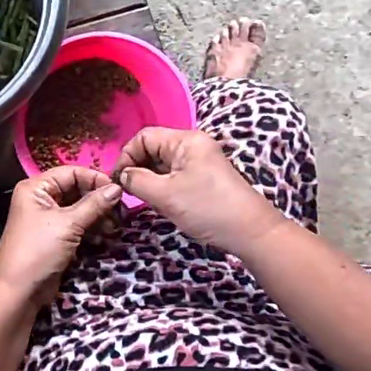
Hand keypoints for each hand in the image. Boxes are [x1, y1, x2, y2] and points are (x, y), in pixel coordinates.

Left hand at [0, 166, 123, 301]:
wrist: (19, 290)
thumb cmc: (39, 249)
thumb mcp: (68, 224)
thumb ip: (94, 204)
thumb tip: (118, 188)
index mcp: (36, 188)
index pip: (70, 172)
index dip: (94, 179)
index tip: (118, 190)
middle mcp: (40, 199)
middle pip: (76, 190)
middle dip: (98, 199)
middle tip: (121, 211)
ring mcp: (48, 219)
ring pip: (79, 209)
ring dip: (98, 215)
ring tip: (115, 225)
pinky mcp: (56, 237)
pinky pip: (77, 225)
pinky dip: (91, 228)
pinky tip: (106, 235)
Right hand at [113, 127, 281, 254]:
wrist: (252, 233)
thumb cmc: (208, 209)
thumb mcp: (165, 195)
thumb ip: (136, 180)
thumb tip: (121, 176)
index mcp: (186, 140)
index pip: (144, 137)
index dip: (127, 156)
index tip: (119, 180)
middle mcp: (193, 145)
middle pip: (152, 148)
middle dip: (136, 168)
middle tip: (126, 191)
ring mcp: (200, 161)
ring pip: (162, 163)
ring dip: (148, 179)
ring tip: (141, 198)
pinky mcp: (203, 178)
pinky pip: (173, 175)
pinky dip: (161, 185)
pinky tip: (158, 201)